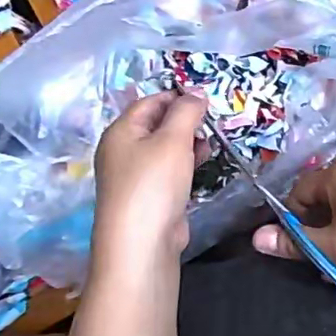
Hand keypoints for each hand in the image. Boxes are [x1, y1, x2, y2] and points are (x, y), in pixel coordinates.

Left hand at [93, 91, 206, 261]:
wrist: (142, 242)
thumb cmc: (154, 183)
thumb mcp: (173, 139)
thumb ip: (186, 111)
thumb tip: (197, 93)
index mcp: (121, 131)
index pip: (150, 101)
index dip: (178, 96)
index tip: (208, 98)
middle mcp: (123, 150)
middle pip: (157, 123)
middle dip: (186, 119)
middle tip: (214, 121)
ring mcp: (135, 174)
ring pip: (165, 146)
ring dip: (189, 141)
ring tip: (212, 142)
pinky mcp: (149, 194)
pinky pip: (169, 168)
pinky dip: (187, 162)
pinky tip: (202, 164)